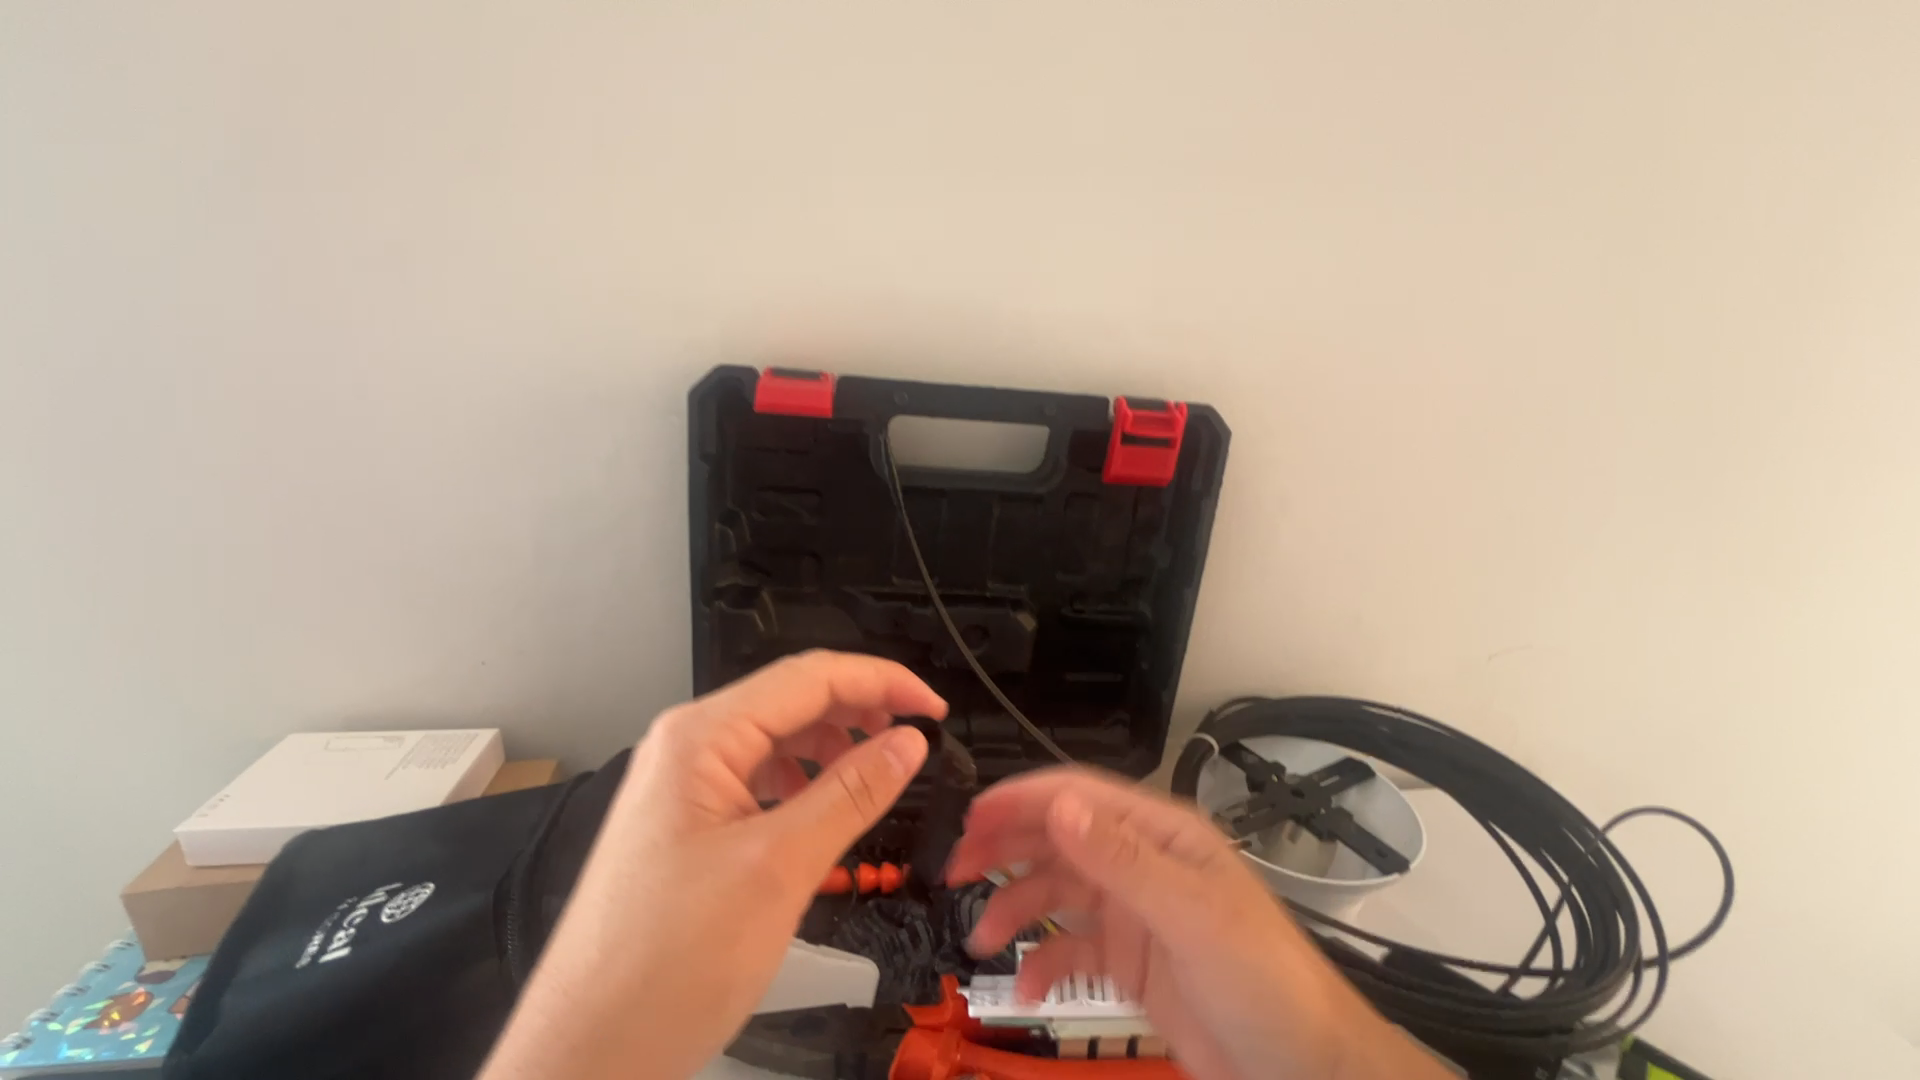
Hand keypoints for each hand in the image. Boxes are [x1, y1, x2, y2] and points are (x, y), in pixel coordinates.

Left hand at [480, 650, 945, 1079]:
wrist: (586, 1055)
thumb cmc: (668, 966)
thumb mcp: (779, 868)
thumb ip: (850, 794)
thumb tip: (908, 742)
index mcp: (700, 737)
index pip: (809, 677)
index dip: (881, 683)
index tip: (933, 708)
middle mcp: (686, 746)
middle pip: (792, 700)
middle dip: (860, 712)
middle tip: (915, 742)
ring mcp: (683, 784)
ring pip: (777, 739)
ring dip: (833, 747)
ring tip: (877, 775)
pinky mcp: (688, 822)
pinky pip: (758, 777)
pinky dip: (804, 782)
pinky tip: (825, 809)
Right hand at [947, 768, 1448, 1079]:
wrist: (1306, 1072)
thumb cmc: (1262, 983)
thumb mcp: (1192, 916)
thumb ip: (1122, 861)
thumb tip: (1059, 807)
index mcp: (1159, 835)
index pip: (1079, 798)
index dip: (1022, 801)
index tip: (971, 818)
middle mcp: (1140, 863)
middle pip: (1059, 839)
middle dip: (1005, 848)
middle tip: (955, 869)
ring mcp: (1133, 911)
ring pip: (1057, 892)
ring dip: (1015, 908)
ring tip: (978, 939)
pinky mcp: (1129, 958)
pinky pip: (1071, 948)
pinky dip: (1043, 962)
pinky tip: (1027, 987)